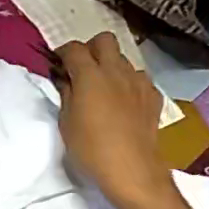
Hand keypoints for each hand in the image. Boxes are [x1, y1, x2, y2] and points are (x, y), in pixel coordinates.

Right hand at [56, 33, 176, 208]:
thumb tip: (65, 79)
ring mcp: (138, 81)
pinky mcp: (152, 95)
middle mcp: (116, 70)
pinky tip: (122, 102)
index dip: (62, 53)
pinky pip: (138, 78)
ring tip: (102, 88)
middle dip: (90, 49)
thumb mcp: (66, 123)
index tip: (56, 64)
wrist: (131, 168)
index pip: (74, 49)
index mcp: (90, 76)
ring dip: (110, 67)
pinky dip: (127, 83)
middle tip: (80, 69)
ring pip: (123, 59)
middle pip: (104, 40)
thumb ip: (66, 94)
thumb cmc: (90, 148)